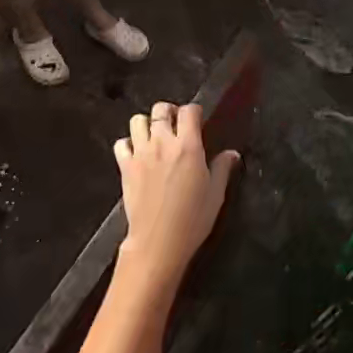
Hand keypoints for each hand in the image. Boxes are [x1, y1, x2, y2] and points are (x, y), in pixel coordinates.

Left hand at [114, 102, 240, 290]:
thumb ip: (222, 169)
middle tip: (176, 126)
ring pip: (138, 120)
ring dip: (147, 124)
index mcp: (188, 145)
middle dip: (169, 112)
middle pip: (161, 109)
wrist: (158, 242)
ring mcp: (141, 153)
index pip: (189, 111)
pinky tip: (137, 154)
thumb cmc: (192, 219)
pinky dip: (128, 144)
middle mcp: (162, 142)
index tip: (198, 120)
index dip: (194, 111)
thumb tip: (232, 153)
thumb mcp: (215, 194)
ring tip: (155, 137)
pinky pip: (121, 144)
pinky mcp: (125, 167)